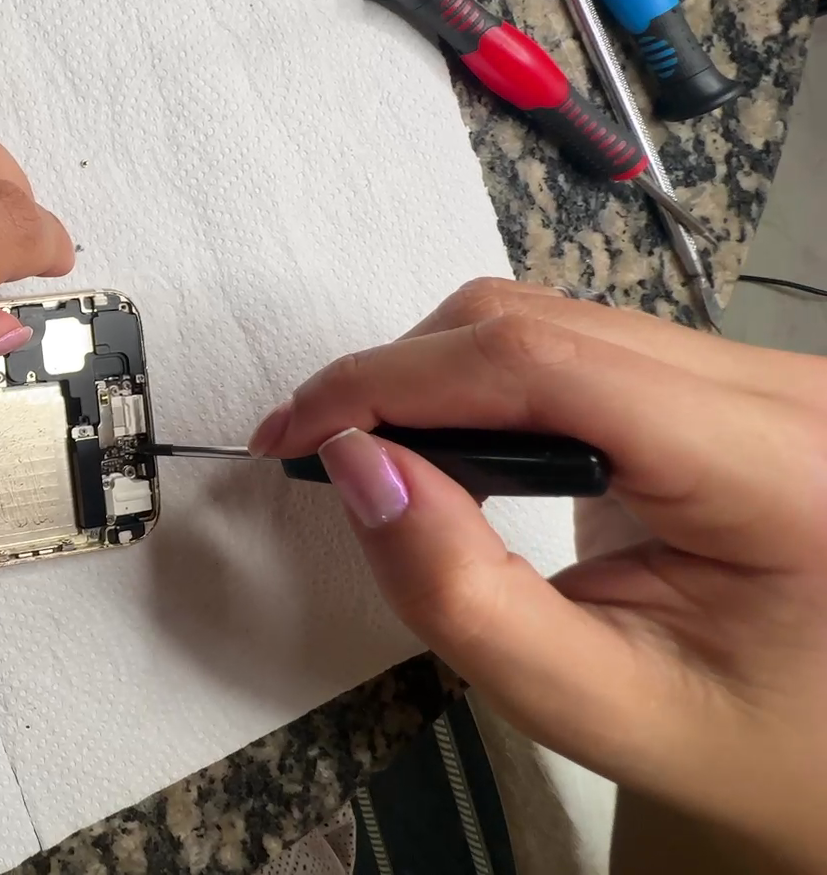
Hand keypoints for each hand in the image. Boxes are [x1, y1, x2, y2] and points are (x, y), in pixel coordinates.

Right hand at [248, 279, 826, 868]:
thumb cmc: (751, 746)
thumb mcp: (585, 699)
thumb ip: (451, 584)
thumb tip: (350, 456)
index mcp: (782, 469)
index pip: (531, 363)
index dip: (379, 381)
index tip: (286, 437)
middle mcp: (782, 389)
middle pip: (520, 324)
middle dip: (384, 379)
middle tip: (314, 451)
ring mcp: (757, 373)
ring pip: (528, 316)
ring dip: (418, 375)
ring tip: (374, 452)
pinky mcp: (718, 379)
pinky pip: (554, 339)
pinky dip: (461, 378)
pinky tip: (445, 442)